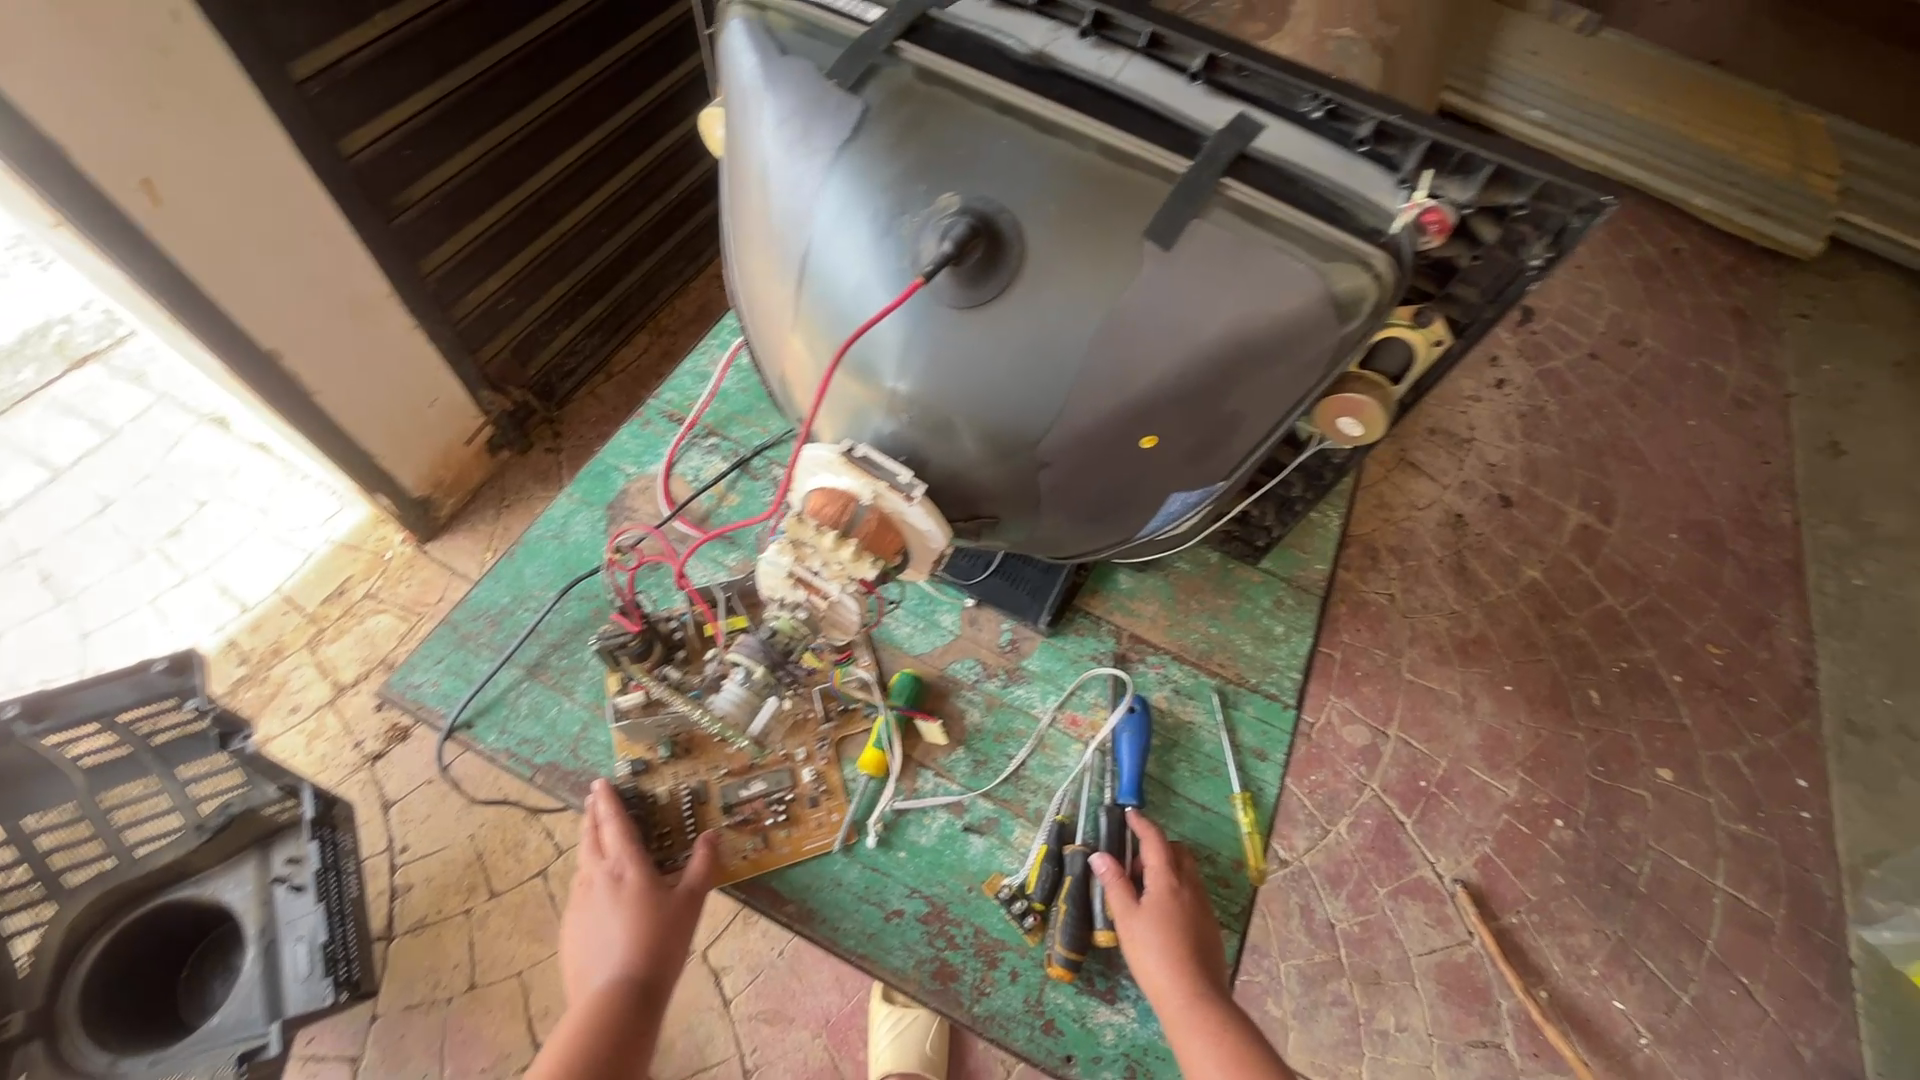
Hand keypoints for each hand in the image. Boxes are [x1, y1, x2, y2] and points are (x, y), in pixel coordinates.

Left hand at [559, 779, 718, 1004]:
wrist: (615, 998)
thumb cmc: (659, 944)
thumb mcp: (690, 903)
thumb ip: (701, 865)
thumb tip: (711, 834)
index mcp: (626, 865)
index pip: (614, 823)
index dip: (608, 801)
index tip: (600, 782)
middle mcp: (597, 876)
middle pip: (589, 837)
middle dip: (591, 814)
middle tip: (593, 799)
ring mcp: (578, 902)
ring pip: (580, 862)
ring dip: (586, 842)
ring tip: (592, 835)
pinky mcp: (569, 927)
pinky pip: (577, 889)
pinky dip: (585, 874)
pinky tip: (594, 887)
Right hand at [1090, 809, 1228, 1009]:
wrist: (1195, 998)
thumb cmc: (1154, 955)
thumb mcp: (1126, 918)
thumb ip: (1114, 884)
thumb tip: (1100, 855)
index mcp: (1168, 879)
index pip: (1155, 840)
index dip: (1142, 824)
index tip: (1130, 813)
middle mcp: (1190, 886)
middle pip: (1177, 852)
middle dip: (1156, 848)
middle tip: (1134, 866)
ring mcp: (1204, 906)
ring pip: (1187, 872)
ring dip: (1167, 869)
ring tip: (1144, 893)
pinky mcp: (1210, 925)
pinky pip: (1193, 892)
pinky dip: (1177, 888)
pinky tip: (1161, 914)